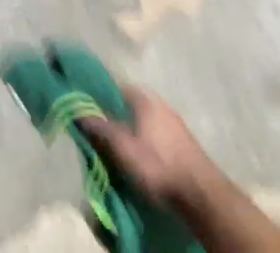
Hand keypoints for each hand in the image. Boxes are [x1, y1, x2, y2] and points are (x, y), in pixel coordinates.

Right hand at [79, 86, 224, 206]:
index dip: (98, 95)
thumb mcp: (123, 148)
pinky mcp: (181, 139)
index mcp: (145, 99)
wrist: (201, 193)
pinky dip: (141, 137)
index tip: (84, 107)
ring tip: (114, 145)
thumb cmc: (158, 166)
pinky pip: (153, 131)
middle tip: (96, 130)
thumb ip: (100, 128)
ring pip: (141, 118)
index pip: (114, 86)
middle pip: (128, 103)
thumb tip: (78, 110)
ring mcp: (173, 121)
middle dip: (112, 114)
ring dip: (127, 127)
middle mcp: (160, 103)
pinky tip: (136, 153)